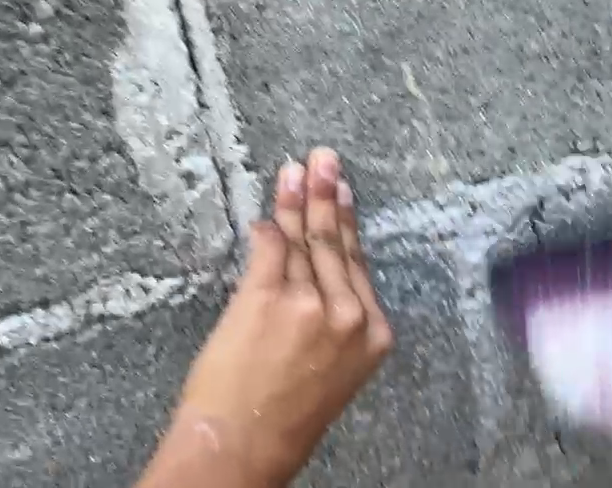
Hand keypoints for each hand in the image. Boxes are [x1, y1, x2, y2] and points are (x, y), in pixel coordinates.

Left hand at [150, 147, 393, 487]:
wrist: (240, 452)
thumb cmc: (285, 417)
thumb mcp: (333, 369)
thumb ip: (333, 319)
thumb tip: (318, 269)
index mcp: (371, 334)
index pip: (358, 262)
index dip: (349, 221)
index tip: (345, 190)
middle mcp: (346, 313)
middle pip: (333, 241)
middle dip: (327, 193)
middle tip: (324, 158)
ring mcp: (305, 302)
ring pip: (301, 238)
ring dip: (296, 199)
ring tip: (296, 169)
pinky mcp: (265, 295)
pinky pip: (266, 248)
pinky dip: (263, 229)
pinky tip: (263, 213)